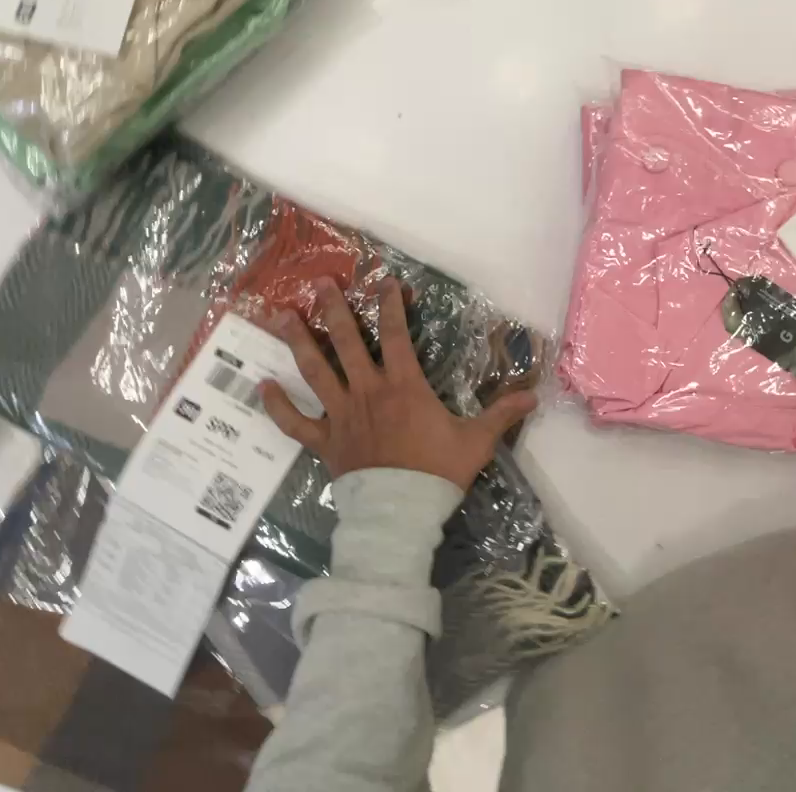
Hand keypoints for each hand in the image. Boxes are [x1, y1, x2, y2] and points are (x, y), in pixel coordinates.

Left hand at [259, 276, 537, 490]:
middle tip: (319, 284)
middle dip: (333, 310)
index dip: (392, 305)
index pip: (395, 335)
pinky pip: (295, 423)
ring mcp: (341, 415)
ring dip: (297, 342)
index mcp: (403, 386)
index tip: (388, 282)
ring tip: (282, 315)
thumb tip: (534, 395)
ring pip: (314, 371)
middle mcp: (367, 391)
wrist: (400, 514)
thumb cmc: (438, 472)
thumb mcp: (477, 441)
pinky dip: (277, 405)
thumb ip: (502, 414)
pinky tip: (261, 386)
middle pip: (345, 342)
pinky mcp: (324, 442)